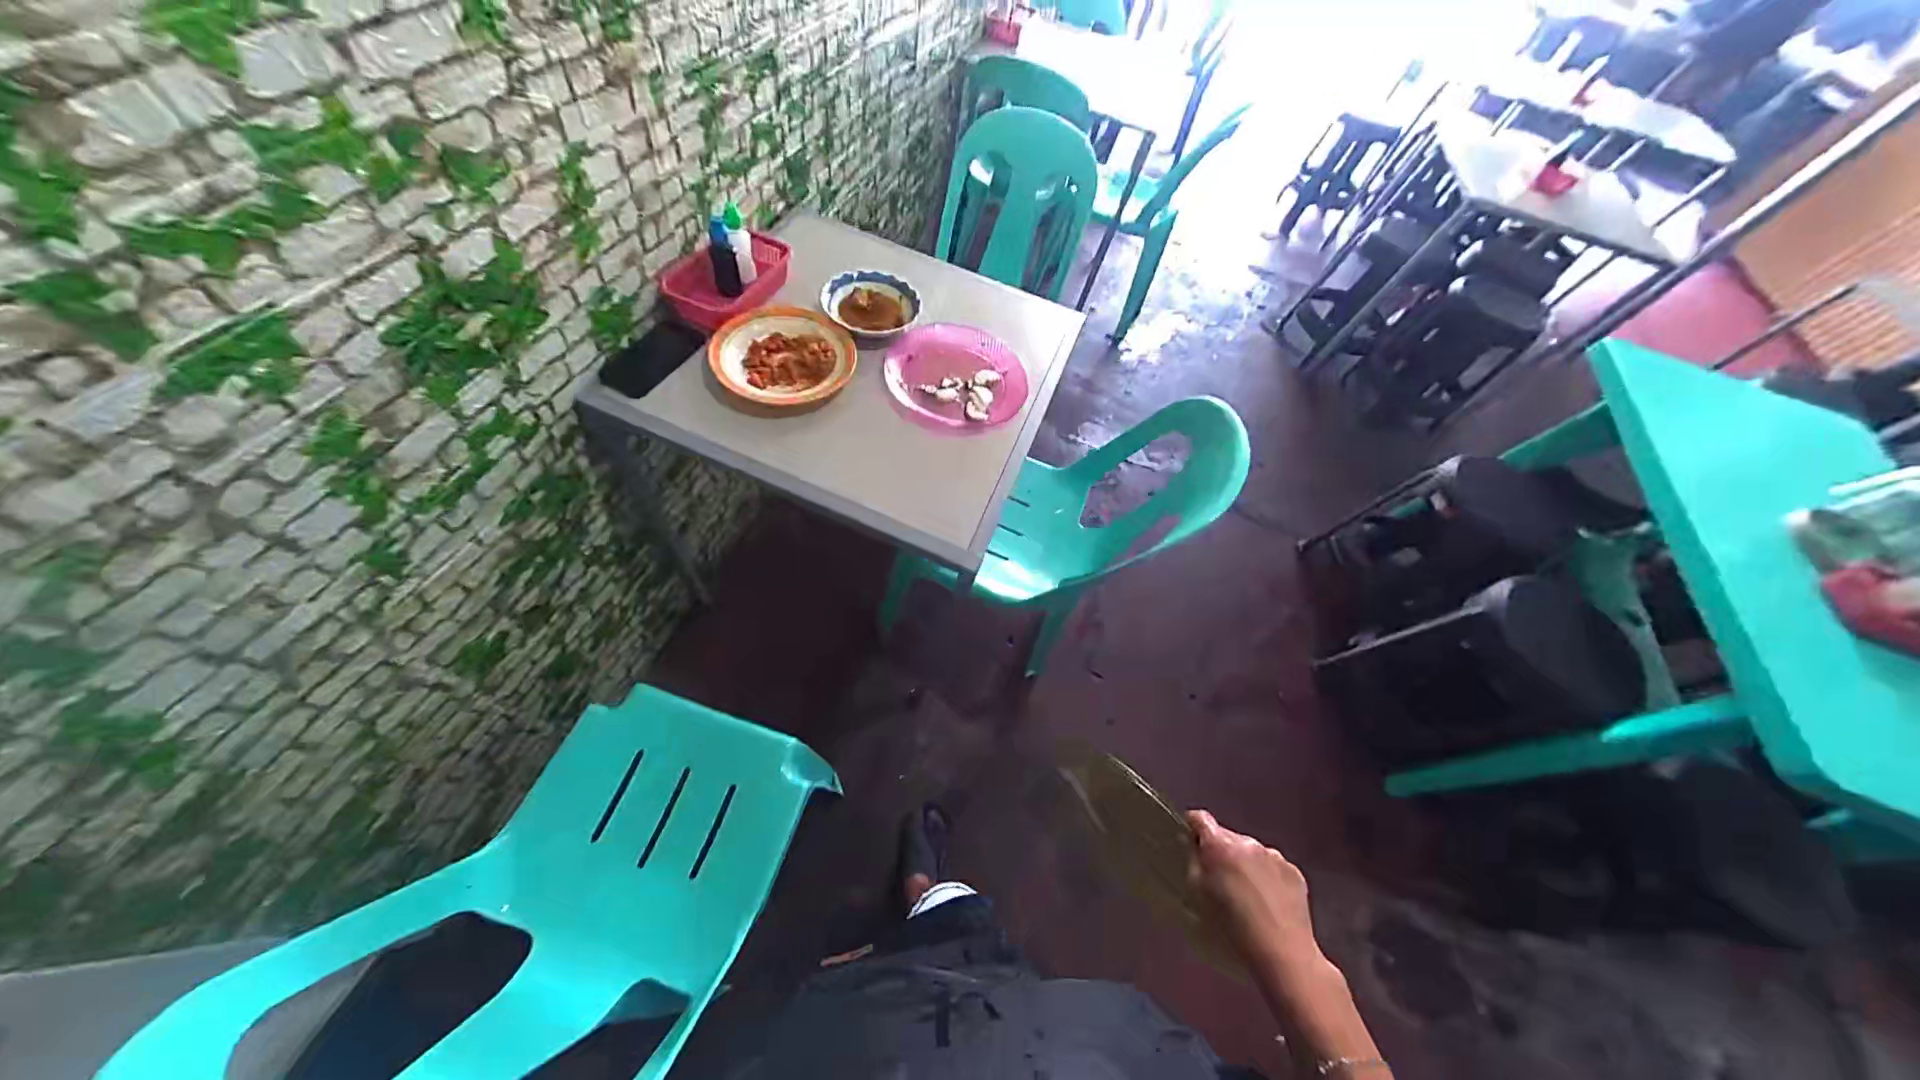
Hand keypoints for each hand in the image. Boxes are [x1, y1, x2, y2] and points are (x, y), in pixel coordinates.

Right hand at [1185, 809, 1321, 973]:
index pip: (1200, 819)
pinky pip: (1272, 866)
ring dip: (1244, 864)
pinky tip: (1267, 903)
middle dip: (1220, 851)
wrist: (1284, 956)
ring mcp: (1274, 856)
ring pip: (1250, 851)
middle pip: (1226, 836)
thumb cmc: (1231, 929)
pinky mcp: (1294, 872)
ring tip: (1246, 896)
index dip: (1192, 827)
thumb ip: (1193, 863)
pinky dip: (1266, 876)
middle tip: (1219, 880)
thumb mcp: (1197, 895)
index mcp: (1220, 846)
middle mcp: (1247, 843)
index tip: (1190, 841)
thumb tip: (1194, 845)